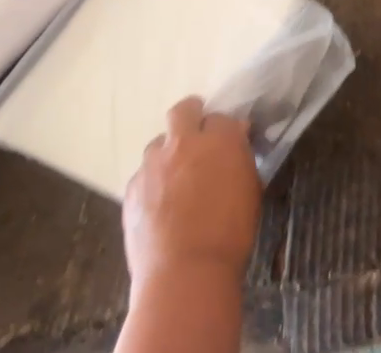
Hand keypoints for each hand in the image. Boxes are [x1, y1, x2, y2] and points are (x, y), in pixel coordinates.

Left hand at [124, 97, 260, 284]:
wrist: (185, 270)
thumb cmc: (231, 230)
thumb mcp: (250, 188)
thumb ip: (239, 160)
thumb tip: (233, 148)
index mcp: (220, 140)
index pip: (222, 117)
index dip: (226, 129)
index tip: (232, 142)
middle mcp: (183, 144)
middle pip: (183, 110)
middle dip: (192, 115)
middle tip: (199, 136)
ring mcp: (152, 166)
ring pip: (158, 144)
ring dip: (169, 152)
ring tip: (178, 178)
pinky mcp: (130, 190)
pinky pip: (143, 175)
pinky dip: (154, 182)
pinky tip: (162, 206)